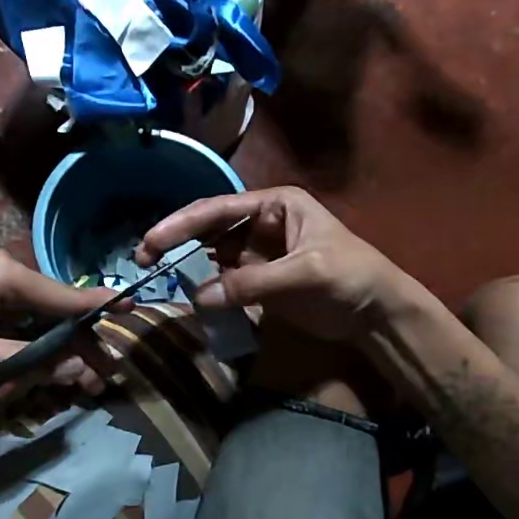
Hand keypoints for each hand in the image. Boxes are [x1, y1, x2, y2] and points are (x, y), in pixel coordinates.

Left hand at [0, 250, 113, 394]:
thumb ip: (30, 360)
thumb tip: (78, 364)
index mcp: (4, 275)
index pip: (69, 296)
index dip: (104, 311)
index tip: (137, 317)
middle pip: (54, 311)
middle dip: (77, 347)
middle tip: (95, 385)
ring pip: (33, 322)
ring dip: (51, 353)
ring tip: (69, 387)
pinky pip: (10, 326)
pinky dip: (24, 350)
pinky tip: (31, 376)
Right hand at [138, 186, 407, 340]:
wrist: (376, 313)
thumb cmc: (350, 276)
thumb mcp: (303, 273)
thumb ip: (250, 283)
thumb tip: (198, 299)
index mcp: (275, 204)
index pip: (219, 209)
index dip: (181, 224)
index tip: (150, 242)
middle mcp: (262, 223)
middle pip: (210, 229)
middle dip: (178, 242)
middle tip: (143, 261)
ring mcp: (260, 254)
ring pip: (214, 257)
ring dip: (191, 268)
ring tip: (160, 280)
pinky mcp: (262, 281)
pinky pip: (227, 282)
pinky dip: (210, 290)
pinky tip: (193, 299)